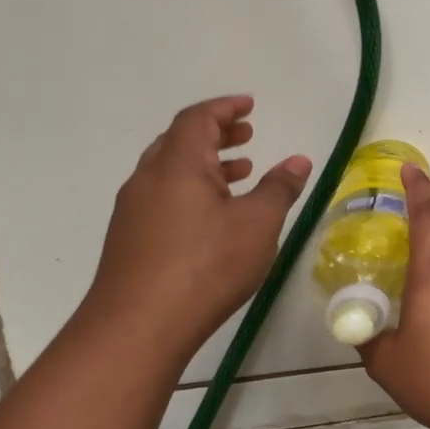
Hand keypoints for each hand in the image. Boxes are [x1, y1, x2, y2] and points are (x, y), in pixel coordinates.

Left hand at [83, 95, 310, 351]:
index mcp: (177, 166)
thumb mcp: (258, 223)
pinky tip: (217, 212)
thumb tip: (297, 160)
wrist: (140, 323)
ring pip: (170, 170)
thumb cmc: (207, 264)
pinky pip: (164, 195)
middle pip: (177, 141)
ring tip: (241, 171)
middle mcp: (148, 180)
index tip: (249, 105)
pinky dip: (193, 187)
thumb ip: (279, 188)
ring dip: (205, 163)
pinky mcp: (132, 237)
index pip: (197, 120)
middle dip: (214, 133)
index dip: (224, 108)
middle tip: (247, 134)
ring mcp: (135, 210)